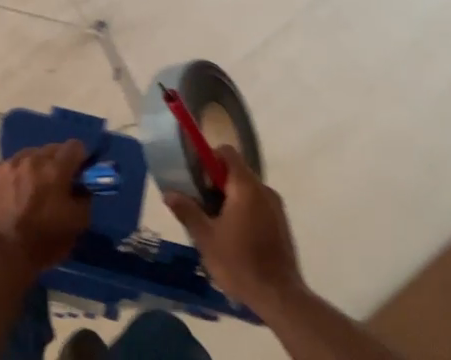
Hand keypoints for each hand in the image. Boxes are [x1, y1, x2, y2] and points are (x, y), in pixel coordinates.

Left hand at [0, 140, 91, 277]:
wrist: (4, 252)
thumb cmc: (45, 240)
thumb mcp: (78, 223)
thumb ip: (85, 197)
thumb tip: (82, 186)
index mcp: (55, 169)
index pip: (75, 146)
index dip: (80, 159)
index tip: (79, 174)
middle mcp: (32, 158)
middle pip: (52, 149)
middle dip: (59, 162)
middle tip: (58, 183)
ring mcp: (10, 163)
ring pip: (31, 154)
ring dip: (37, 166)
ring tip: (35, 188)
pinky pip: (13, 165)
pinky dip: (19, 173)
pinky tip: (16, 192)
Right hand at [164, 145, 304, 309]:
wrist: (279, 297)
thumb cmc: (239, 262)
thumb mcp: (205, 237)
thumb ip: (187, 211)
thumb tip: (169, 193)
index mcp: (246, 187)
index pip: (227, 153)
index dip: (208, 159)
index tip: (195, 177)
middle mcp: (264, 191)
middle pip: (236, 172)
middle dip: (215, 183)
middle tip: (199, 204)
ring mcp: (277, 208)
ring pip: (247, 191)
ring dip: (229, 199)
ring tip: (214, 224)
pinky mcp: (282, 225)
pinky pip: (258, 206)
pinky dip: (243, 211)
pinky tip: (233, 237)